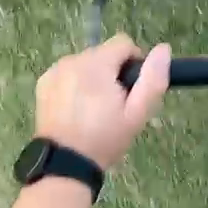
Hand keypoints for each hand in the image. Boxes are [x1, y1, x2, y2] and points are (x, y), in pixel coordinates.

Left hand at [34, 35, 170, 169]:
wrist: (65, 163)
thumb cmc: (104, 139)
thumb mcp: (136, 114)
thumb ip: (152, 79)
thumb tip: (164, 49)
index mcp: (96, 64)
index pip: (123, 43)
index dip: (134, 63)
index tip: (132, 90)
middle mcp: (72, 60)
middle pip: (103, 54)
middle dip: (112, 73)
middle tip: (114, 106)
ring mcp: (54, 71)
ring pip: (85, 64)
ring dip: (93, 78)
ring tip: (95, 110)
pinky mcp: (43, 84)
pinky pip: (67, 74)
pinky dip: (75, 85)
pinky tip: (76, 110)